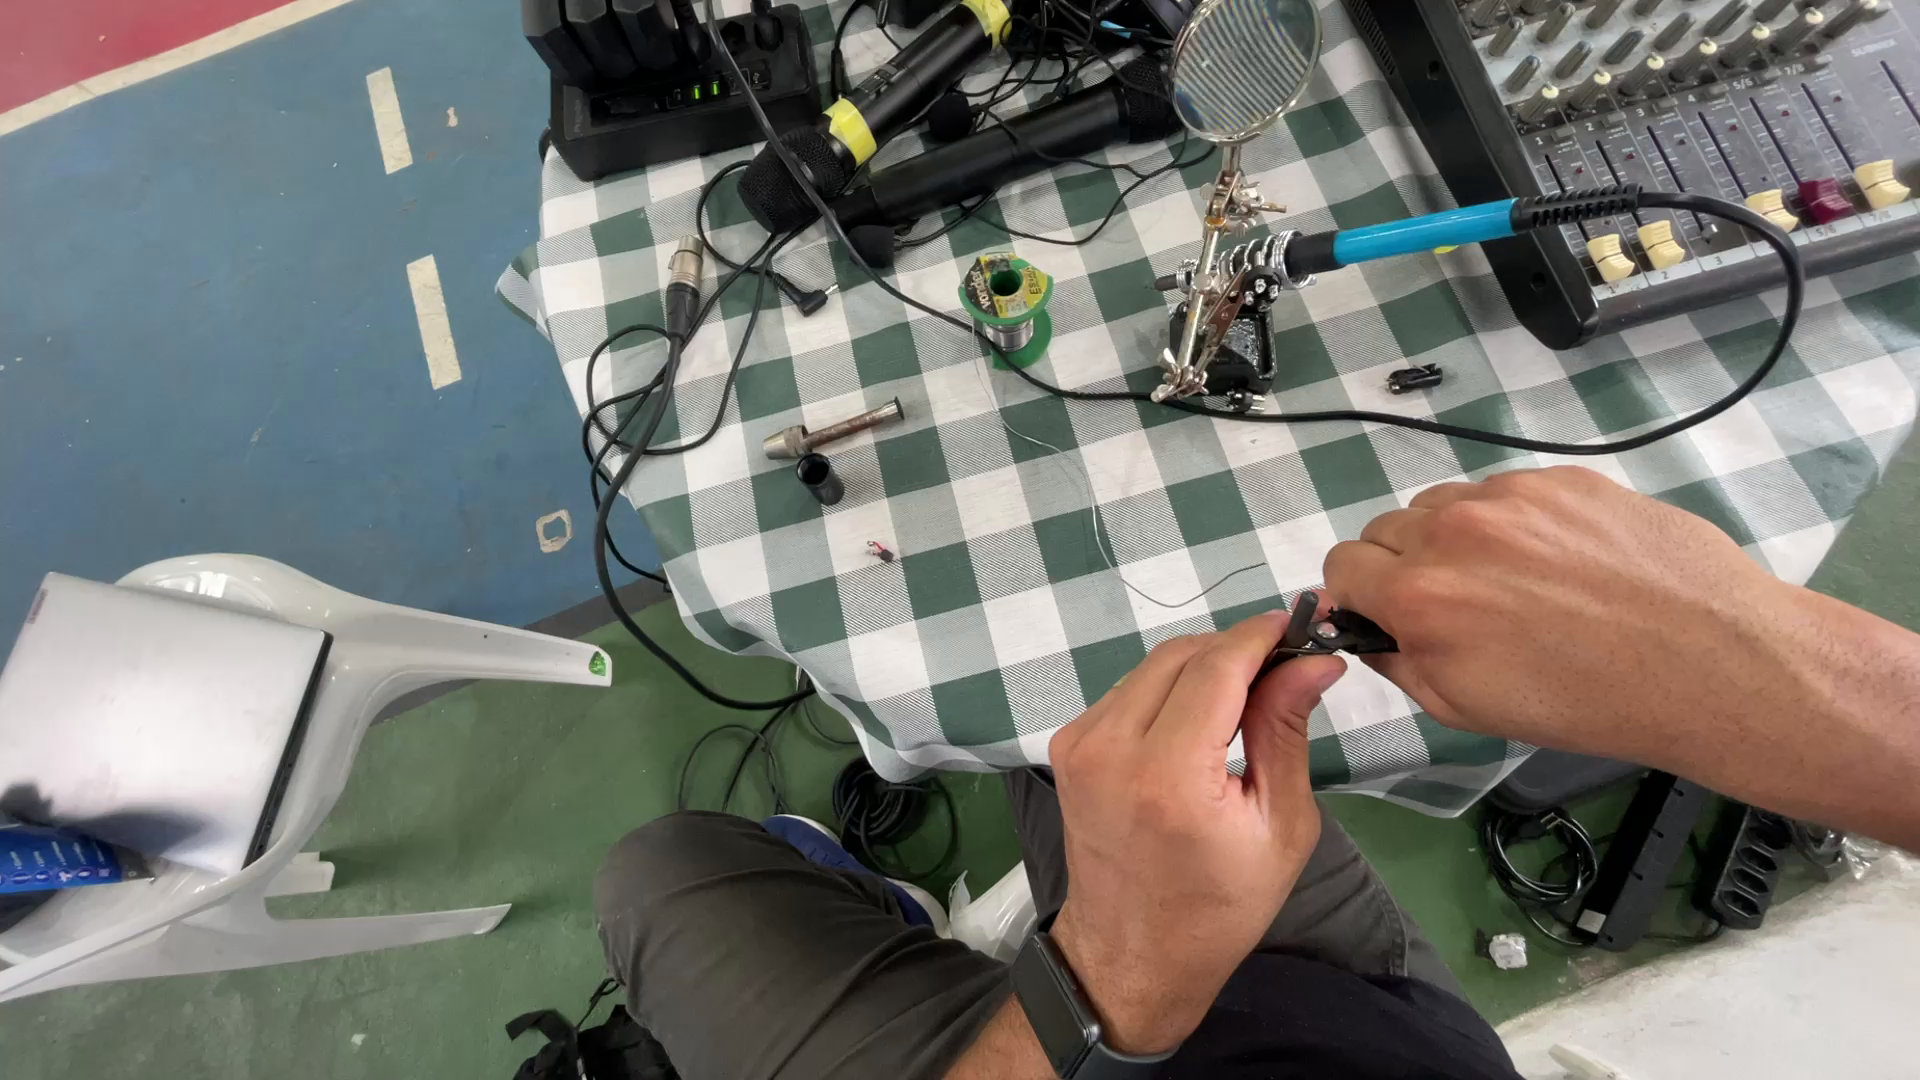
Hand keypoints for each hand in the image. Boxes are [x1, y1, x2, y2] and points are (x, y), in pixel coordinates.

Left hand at [1045, 613, 1345, 1054]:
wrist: (1130, 953)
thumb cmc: (1219, 907)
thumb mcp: (1279, 826)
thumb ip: (1286, 730)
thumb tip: (1314, 662)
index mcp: (1167, 775)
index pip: (1214, 669)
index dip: (1258, 637)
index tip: (1299, 621)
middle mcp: (1109, 746)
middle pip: (1178, 657)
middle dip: (1233, 648)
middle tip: (1281, 660)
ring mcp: (1078, 742)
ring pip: (1149, 668)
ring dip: (1200, 666)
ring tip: (1245, 690)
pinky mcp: (1066, 744)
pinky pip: (1126, 691)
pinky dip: (1166, 688)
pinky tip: (1197, 714)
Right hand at [1322, 466, 1817, 766]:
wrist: (1719, 669)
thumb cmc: (1581, 703)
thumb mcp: (1458, 706)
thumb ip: (1390, 658)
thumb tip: (1360, 625)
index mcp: (1416, 595)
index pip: (1339, 565)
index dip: (1356, 592)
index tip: (1385, 609)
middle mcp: (1449, 534)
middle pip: (1380, 529)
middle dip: (1398, 563)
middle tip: (1451, 597)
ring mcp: (1507, 498)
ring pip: (1435, 505)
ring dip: (1447, 536)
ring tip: (1506, 573)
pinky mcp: (1559, 479)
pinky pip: (1498, 492)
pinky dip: (1506, 520)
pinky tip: (1553, 557)